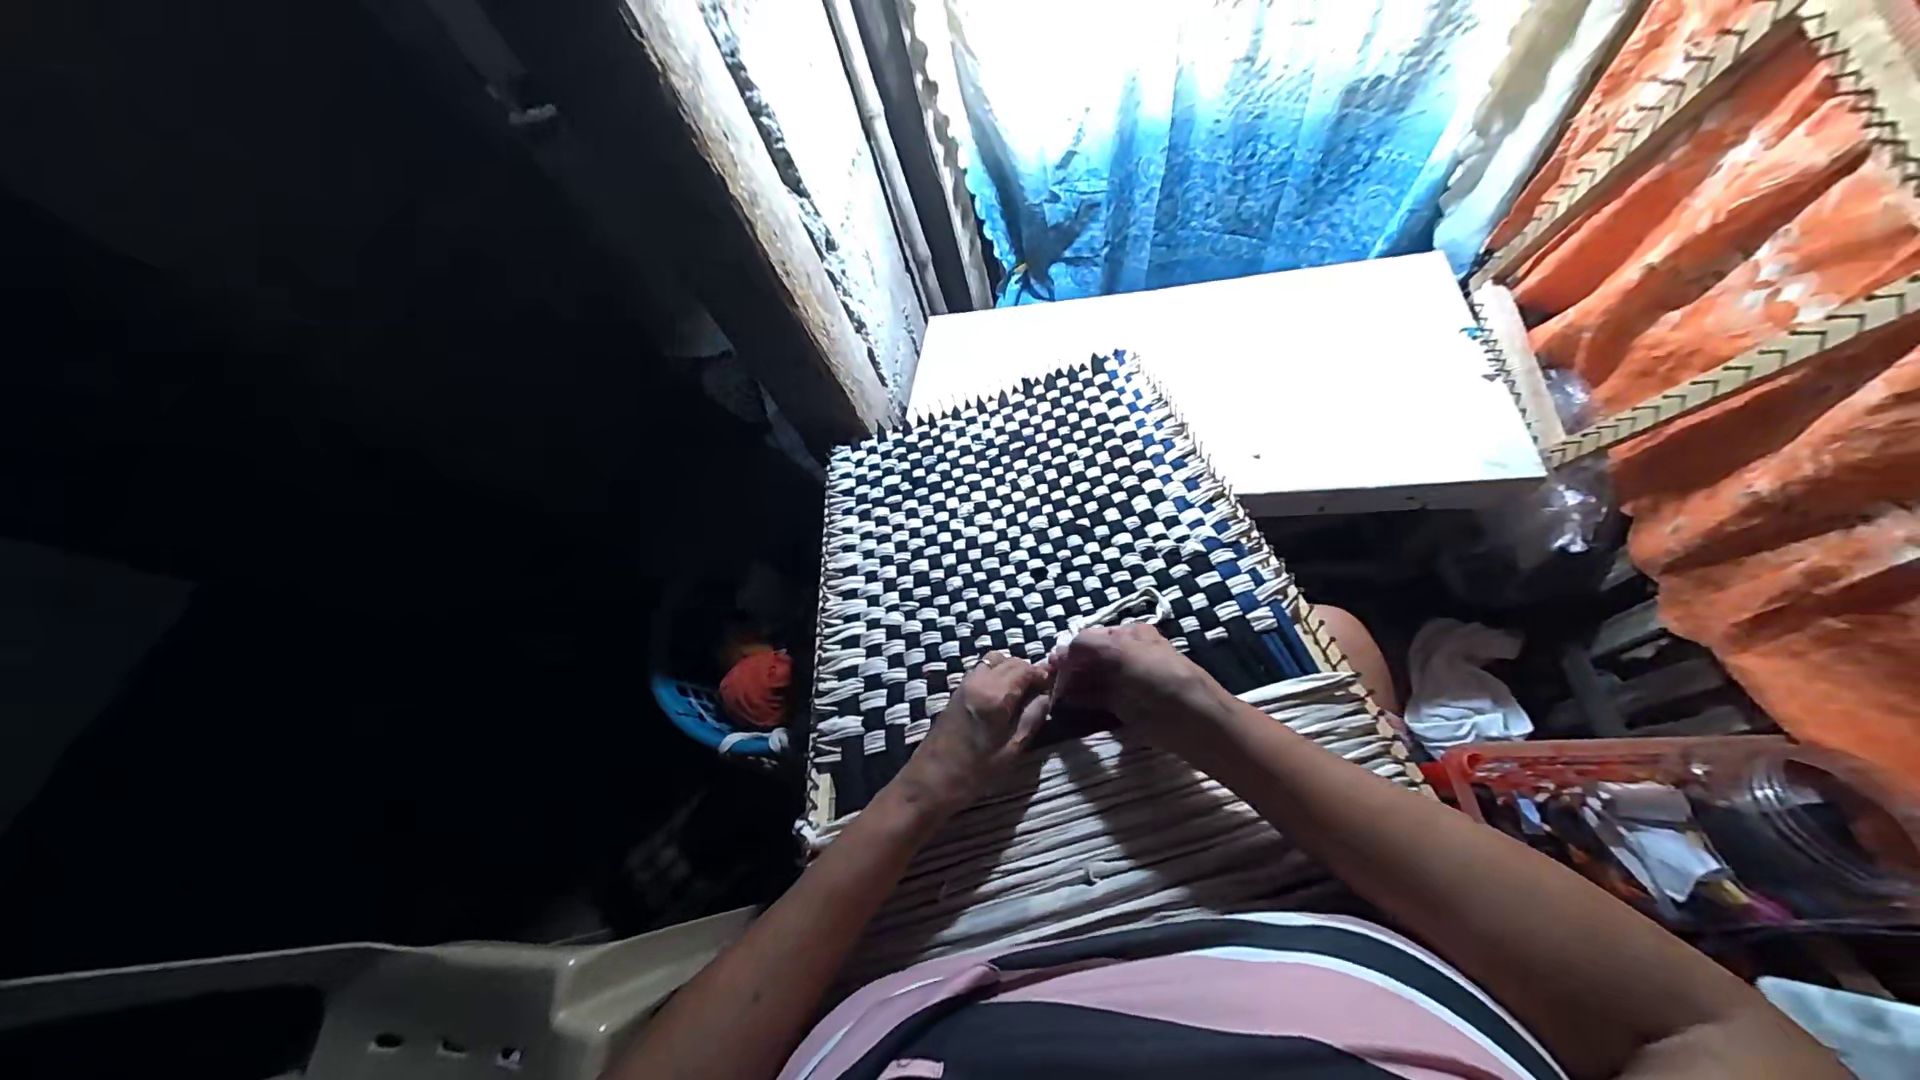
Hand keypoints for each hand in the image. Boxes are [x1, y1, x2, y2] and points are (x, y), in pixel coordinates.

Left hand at [891, 651, 1050, 815]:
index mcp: (995, 695)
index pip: (1025, 668)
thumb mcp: (1012, 749)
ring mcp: (965, 683)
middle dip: (1028, 672)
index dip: (1042, 675)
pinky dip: (996, 675)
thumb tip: (1046, 696)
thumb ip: (1032, 717)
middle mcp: (979, 681)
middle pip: (1011, 661)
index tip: (1052, 688)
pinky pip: (982, 671)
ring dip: (1011, 671)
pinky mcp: (957, 690)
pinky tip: (1002, 699)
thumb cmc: (975, 772)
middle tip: (1039, 694)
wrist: (930, 781)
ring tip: (1021, 696)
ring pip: (994, 662)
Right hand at [1051, 623, 1234, 755]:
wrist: (1195, 719)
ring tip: (1051, 690)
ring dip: (1070, 682)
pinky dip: (1079, 697)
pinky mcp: (1123, 705)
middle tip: (1048, 678)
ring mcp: (1124, 681)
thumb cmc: (1160, 676)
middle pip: (1088, 657)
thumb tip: (1063, 649)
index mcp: (1129, 634)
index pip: (1090, 636)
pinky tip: (1064, 701)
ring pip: (1089, 677)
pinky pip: (1095, 697)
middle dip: (1068, 665)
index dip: (1070, 647)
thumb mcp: (1124, 650)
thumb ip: (1089, 644)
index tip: (1051, 661)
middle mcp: (1125, 655)